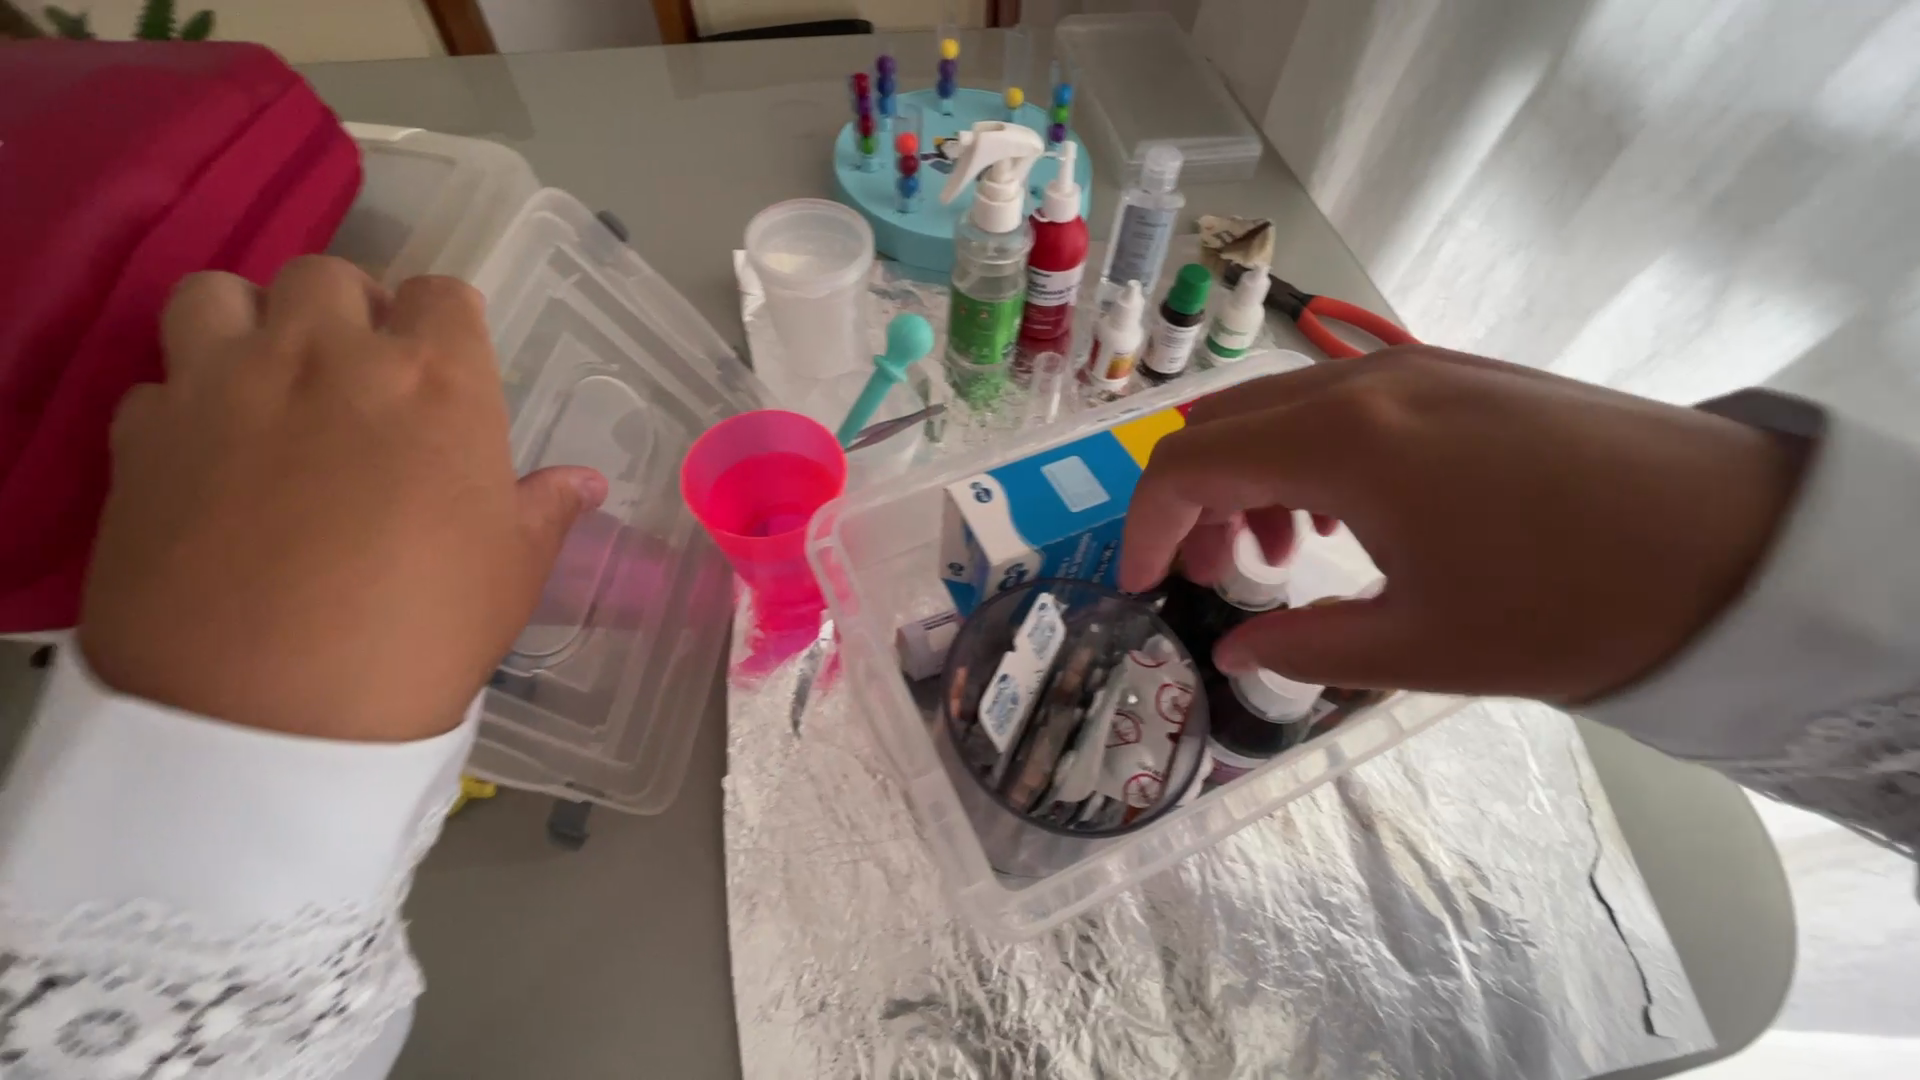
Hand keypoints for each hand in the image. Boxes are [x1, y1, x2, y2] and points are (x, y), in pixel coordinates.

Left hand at [79, 257, 606, 741]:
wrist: (281, 706)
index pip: (444, 295)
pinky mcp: (140, 437)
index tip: (454, 358)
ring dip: (256, 321)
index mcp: (438, 383)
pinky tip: (217, 449)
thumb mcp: (517, 565)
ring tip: (279, 380)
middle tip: (368, 369)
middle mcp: (330, 359)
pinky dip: (192, 397)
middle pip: (331, 276)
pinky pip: (161, 380)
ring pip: (221, 294)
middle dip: (356, 308)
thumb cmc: (435, 622)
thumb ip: (547, 507)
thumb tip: (586, 481)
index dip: (452, 320)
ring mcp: (224, 388)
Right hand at [1120, 347, 1806, 703]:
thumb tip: (1232, 651)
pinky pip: (1328, 405)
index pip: (1185, 466)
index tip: (1142, 585)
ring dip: (1241, 481)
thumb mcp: (1420, 648)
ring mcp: (1405, 369)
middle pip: (1215, 428)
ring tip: (1276, 554)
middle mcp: (1358, 385)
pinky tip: (1339, 514)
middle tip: (1211, 577)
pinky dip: (1297, 459)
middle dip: (1188, 506)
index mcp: (1341, 444)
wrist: (1747, 542)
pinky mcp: (1447, 375)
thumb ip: (1301, 647)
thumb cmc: (1573, 606)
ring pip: (1268, 413)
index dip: (1145, 527)